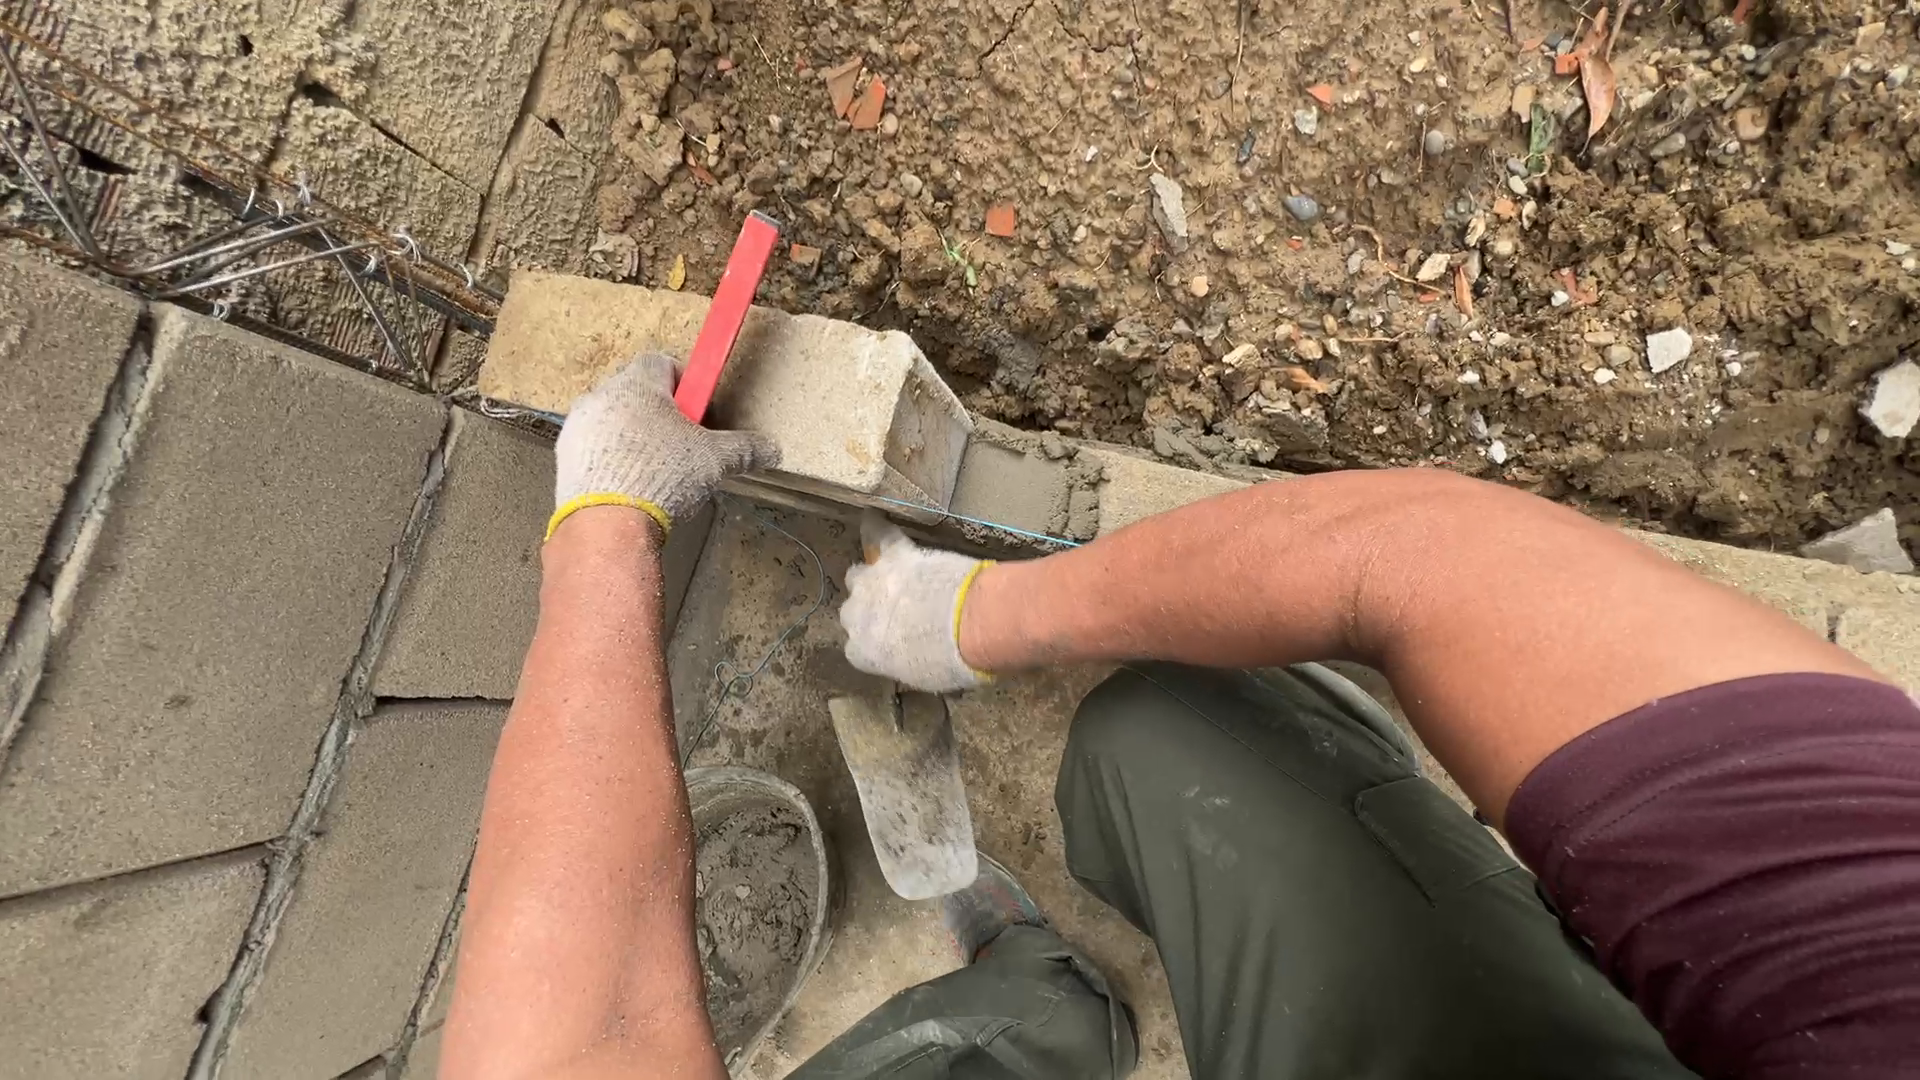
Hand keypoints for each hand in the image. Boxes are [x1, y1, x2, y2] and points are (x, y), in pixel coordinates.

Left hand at [549, 352, 778, 539]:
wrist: (608, 523)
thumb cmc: (663, 476)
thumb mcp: (716, 460)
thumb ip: (745, 448)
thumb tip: (772, 448)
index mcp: (638, 385)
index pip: (661, 361)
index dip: (685, 382)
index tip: (698, 409)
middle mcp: (601, 396)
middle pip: (637, 391)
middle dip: (661, 412)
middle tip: (684, 443)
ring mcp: (578, 428)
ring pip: (615, 420)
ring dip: (636, 436)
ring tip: (659, 469)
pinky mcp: (566, 458)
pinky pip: (597, 448)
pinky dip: (615, 460)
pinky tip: (634, 486)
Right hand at [840, 515, 994, 691]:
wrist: (966, 625)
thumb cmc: (950, 660)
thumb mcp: (925, 675)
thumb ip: (909, 661)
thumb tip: (920, 657)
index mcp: (862, 653)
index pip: (857, 647)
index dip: (875, 640)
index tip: (893, 640)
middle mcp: (856, 617)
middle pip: (852, 610)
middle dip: (870, 610)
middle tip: (899, 611)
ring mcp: (872, 582)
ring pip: (858, 575)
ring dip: (873, 578)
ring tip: (894, 577)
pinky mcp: (895, 555)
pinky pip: (877, 534)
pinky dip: (875, 528)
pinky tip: (873, 518)